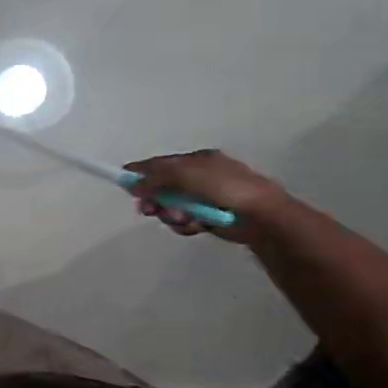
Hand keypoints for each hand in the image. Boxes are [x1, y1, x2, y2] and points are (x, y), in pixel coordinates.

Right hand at [123, 149, 289, 241]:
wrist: (264, 217)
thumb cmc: (225, 188)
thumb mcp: (187, 175)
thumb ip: (156, 176)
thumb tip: (132, 181)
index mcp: (198, 161)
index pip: (161, 164)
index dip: (141, 172)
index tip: (124, 181)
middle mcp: (201, 177)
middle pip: (162, 187)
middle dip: (154, 199)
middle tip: (148, 210)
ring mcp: (206, 198)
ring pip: (171, 206)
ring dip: (170, 214)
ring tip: (182, 219)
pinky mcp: (209, 217)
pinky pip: (184, 220)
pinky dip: (184, 224)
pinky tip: (193, 226)